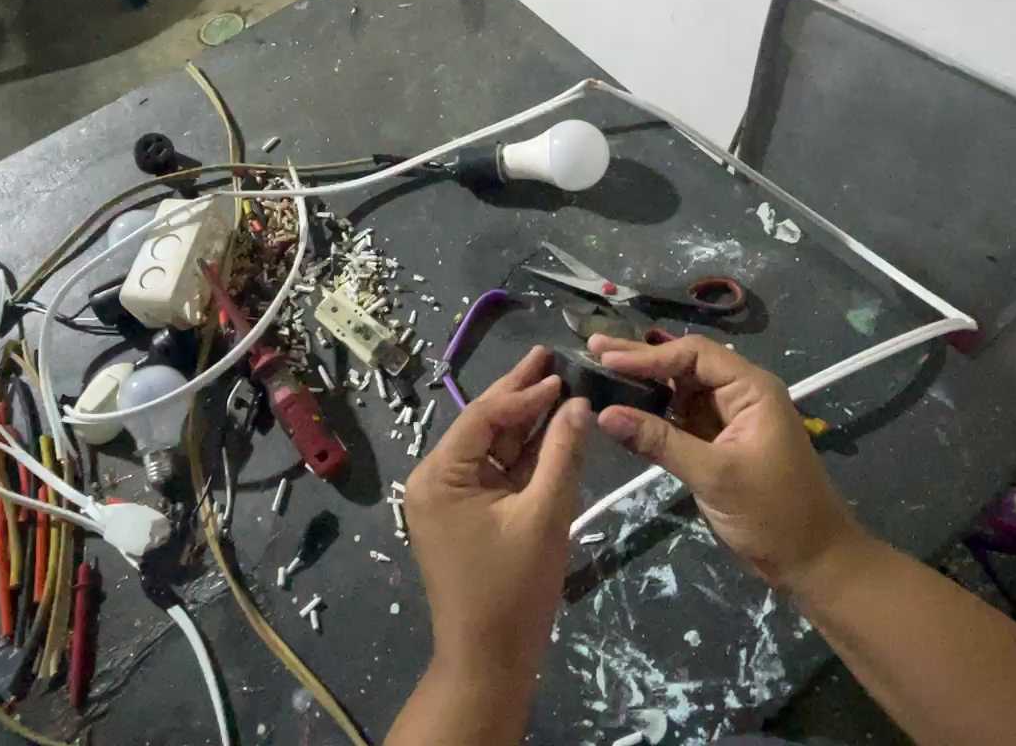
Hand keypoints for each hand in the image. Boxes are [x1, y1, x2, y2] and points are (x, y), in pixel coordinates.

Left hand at [404, 346, 591, 675]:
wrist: (490, 661)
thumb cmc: (513, 588)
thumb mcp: (543, 515)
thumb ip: (561, 455)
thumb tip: (578, 404)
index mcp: (440, 475)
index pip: (483, 417)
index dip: (523, 393)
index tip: (560, 373)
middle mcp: (437, 478)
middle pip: (484, 423)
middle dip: (517, 391)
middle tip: (546, 354)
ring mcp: (452, 496)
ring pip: (492, 446)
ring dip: (525, 419)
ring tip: (552, 380)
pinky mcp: (468, 513)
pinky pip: (497, 472)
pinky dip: (524, 452)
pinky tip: (550, 426)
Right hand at [587, 334, 864, 589]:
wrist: (813, 564)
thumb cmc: (774, 514)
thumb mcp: (714, 475)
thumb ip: (659, 441)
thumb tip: (604, 414)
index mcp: (750, 389)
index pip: (694, 354)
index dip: (649, 355)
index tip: (607, 359)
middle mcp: (739, 395)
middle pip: (684, 365)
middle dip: (640, 358)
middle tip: (593, 347)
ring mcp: (727, 419)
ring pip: (678, 389)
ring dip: (642, 381)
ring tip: (600, 368)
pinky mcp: (717, 443)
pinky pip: (678, 417)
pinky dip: (651, 411)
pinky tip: (622, 406)